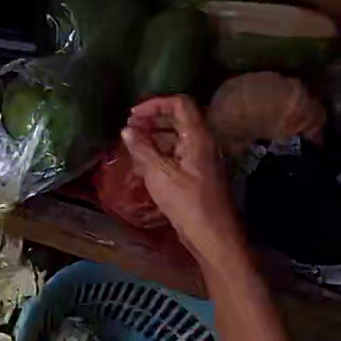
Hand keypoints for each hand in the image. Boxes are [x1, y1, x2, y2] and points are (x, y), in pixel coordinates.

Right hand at [120, 95, 241, 261]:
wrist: (214, 236)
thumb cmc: (187, 202)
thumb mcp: (159, 174)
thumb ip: (142, 149)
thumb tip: (126, 130)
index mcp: (198, 137)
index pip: (180, 104)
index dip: (155, 104)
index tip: (133, 115)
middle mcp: (204, 143)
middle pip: (179, 118)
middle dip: (152, 120)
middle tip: (129, 129)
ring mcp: (204, 159)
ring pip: (178, 137)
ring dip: (155, 137)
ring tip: (132, 146)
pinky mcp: (200, 174)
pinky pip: (179, 154)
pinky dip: (161, 152)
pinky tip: (144, 164)